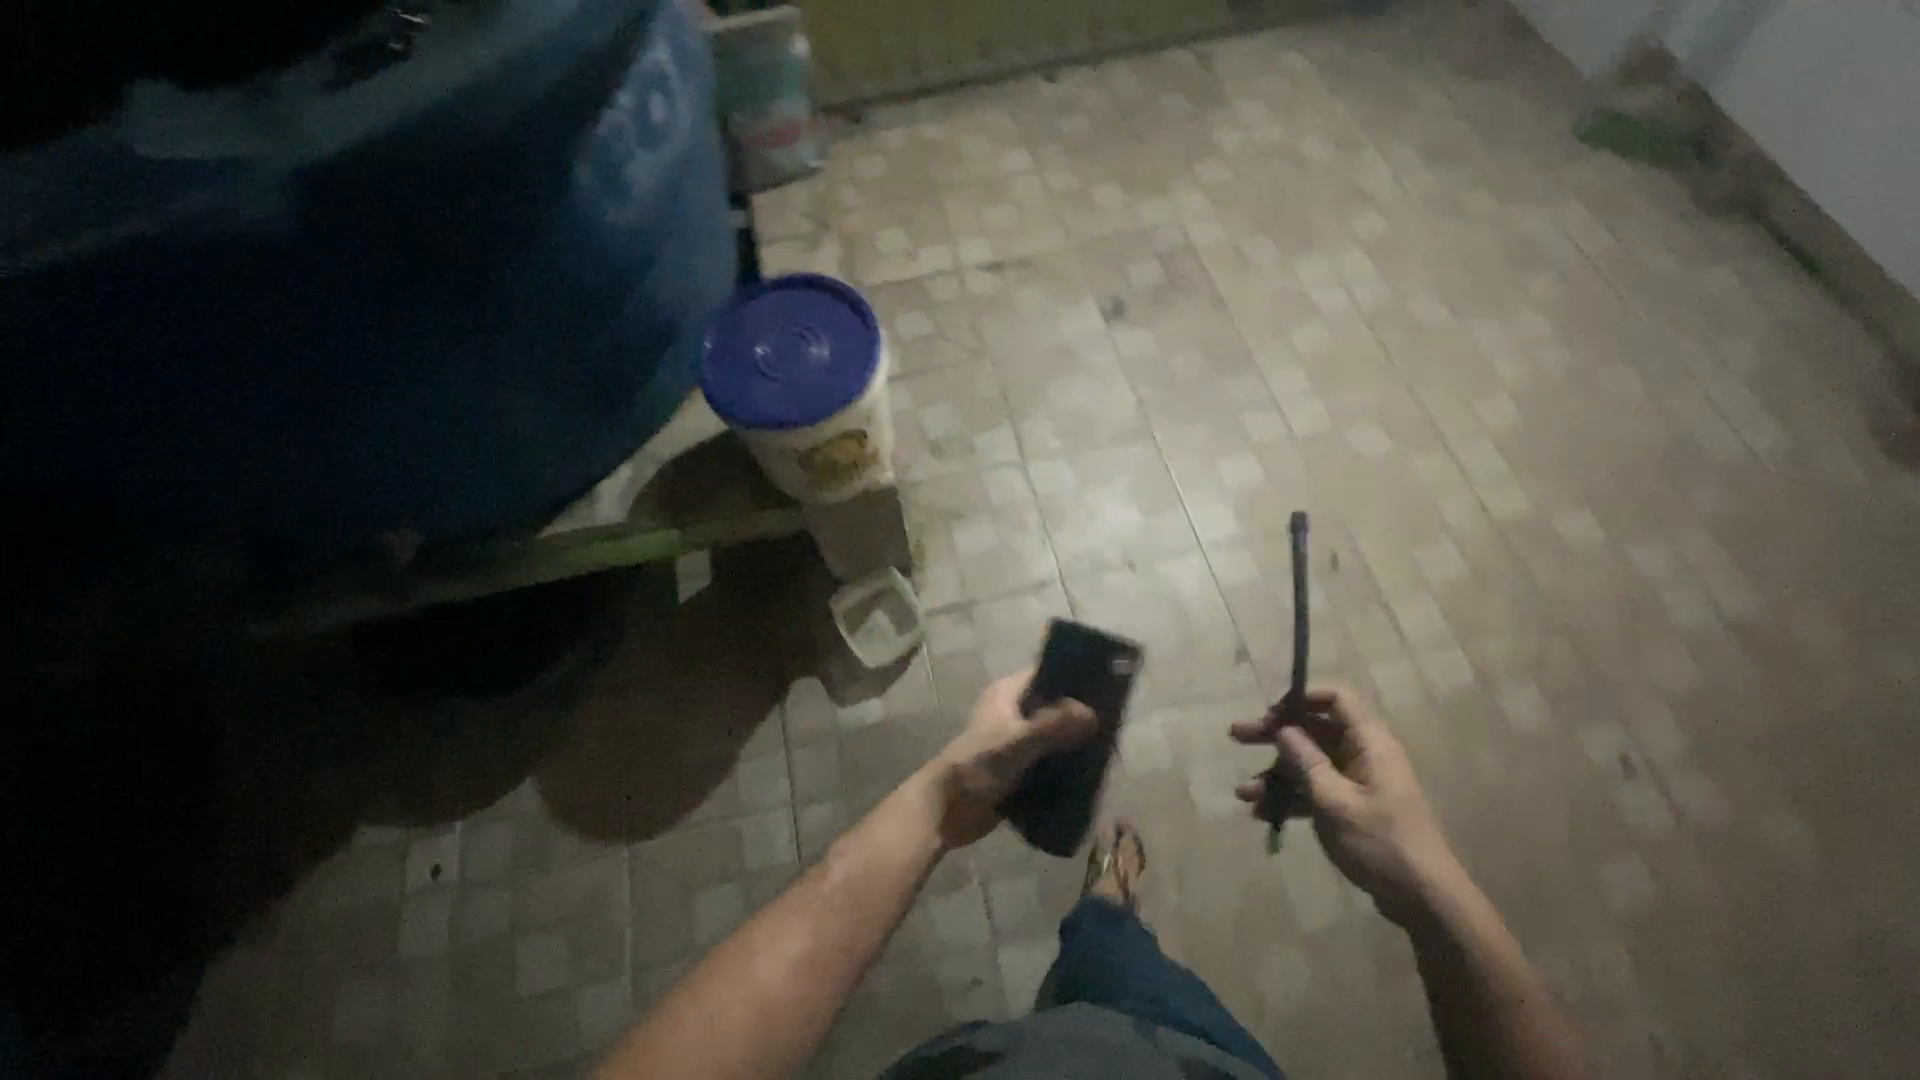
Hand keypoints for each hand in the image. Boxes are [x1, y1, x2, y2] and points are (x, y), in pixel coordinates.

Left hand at [925, 670, 1098, 848]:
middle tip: (1116, 723)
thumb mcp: (1018, 741)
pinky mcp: (1019, 770)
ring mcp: (1015, 742)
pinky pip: (1049, 762)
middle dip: (1080, 716)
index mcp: (1007, 695)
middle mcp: (1012, 713)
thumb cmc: (978, 766)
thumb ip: (1054, 725)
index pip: (1045, 675)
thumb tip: (1093, 714)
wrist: (947, 811)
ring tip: (1112, 748)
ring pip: (1053, 736)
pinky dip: (1066, 766)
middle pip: (1053, 707)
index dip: (1073, 678)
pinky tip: (1093, 773)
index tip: (1107, 685)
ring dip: (1075, 743)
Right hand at [1232, 686, 1464, 926]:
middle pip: (1313, 730)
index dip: (1301, 698)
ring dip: (1275, 775)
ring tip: (1243, 794)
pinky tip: (1262, 814)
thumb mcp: (1335, 801)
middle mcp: (1363, 754)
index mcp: (1369, 743)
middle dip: (1274, 734)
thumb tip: (1283, 728)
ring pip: (1308, 763)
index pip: (1336, 699)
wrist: (1421, 898)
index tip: (1270, 713)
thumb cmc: (1380, 842)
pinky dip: (1289, 798)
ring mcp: (1356, 781)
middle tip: (1237, 735)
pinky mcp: (1350, 806)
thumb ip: (1306, 762)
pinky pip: (1313, 790)